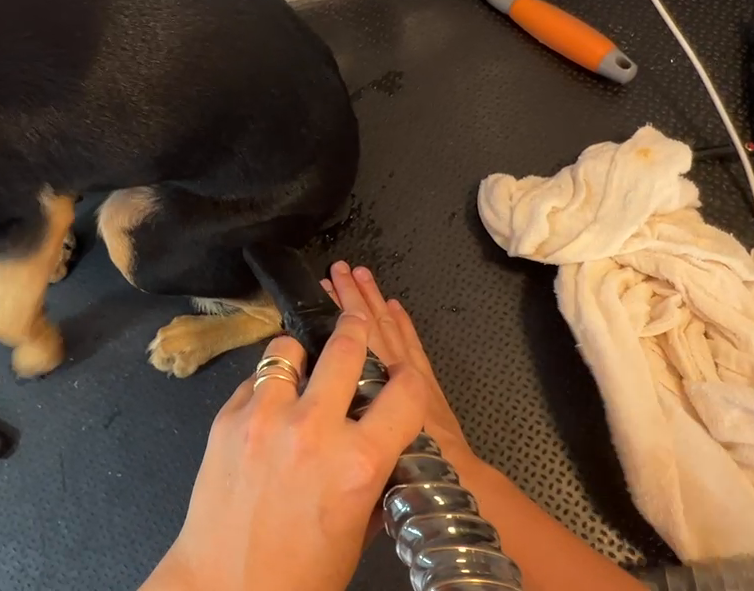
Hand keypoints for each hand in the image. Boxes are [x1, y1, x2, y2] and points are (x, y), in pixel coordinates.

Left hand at [142, 313, 430, 590]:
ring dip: (300, 354)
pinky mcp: (228, 415)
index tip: (404, 374)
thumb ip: (372, 478)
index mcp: (357, 464)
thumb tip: (381, 443)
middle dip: (354, 328)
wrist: (224, 587)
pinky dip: (266, 384)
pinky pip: (254, 378)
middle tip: (354, 320)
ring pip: (288, 347)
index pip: (405, 394)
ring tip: (301, 366)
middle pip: (344, 347)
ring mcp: (266, 415)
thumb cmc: (299, 574)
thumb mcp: (357, 530)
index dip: (409, 380)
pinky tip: (269, 405)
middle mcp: (314, 428)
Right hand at [323, 261, 472, 461]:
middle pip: (367, 326)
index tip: (322, 289)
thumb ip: (335, 421)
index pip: (349, 340)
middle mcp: (387, 373)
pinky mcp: (426, 381)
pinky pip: (411, 342)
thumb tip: (305, 397)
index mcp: (368, 389)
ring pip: (388, 327)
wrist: (448, 484)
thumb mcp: (358, 453)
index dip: (336, 312)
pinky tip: (395, 306)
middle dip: (352, 296)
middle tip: (338, 269)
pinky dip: (403, 322)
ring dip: (375, 299)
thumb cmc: (400, 479)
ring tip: (361, 273)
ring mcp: (409, 373)